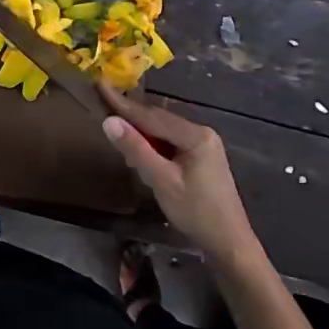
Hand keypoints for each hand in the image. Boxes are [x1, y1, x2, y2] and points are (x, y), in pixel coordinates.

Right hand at [99, 86, 254, 259]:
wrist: (228, 241)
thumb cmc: (196, 212)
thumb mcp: (162, 181)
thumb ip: (136, 149)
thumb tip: (109, 121)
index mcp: (196, 135)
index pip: (151, 116)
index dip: (123, 104)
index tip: (100, 86)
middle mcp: (201, 133)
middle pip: (158, 120)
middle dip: (130, 116)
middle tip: (101, 105)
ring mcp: (203, 144)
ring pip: (163, 131)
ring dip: (140, 132)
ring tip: (115, 127)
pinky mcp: (200, 157)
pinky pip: (170, 142)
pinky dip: (152, 144)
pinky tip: (138, 151)